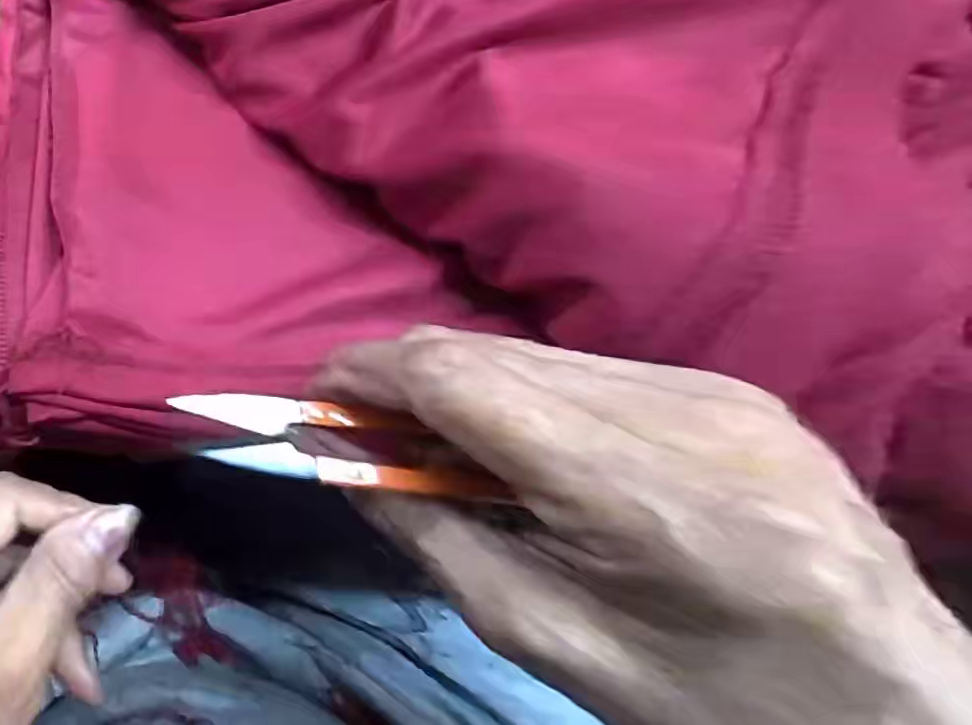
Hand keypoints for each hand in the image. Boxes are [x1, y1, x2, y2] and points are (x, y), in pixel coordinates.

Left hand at [0, 473, 138, 724]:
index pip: (8, 498)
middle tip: (117, 586)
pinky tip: (57, 648)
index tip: (127, 537)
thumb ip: (60, 580)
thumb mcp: (11, 661)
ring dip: (49, 585)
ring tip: (83, 648)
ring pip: (5, 536)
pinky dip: (24, 594)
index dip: (72, 513)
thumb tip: (118, 515)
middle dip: (63, 555)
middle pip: (7, 512)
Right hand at [314, 326, 971, 724]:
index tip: (315, 396)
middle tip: (358, 421)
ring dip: (443, 380)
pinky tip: (509, 437)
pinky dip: (502, 386)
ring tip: (427, 434)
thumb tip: (331, 452)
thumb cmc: (706, 707)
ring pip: (512, 348)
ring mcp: (713, 390)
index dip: (366, 372)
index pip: (459, 381)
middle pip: (477, 352)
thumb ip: (418, 529)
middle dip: (392, 375)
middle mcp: (687, 417)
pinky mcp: (721, 385)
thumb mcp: (537, 634)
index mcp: (652, 499)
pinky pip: (563, 362)